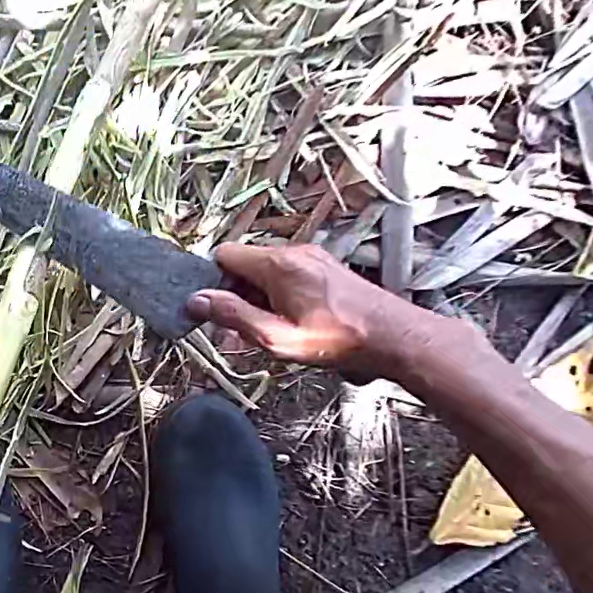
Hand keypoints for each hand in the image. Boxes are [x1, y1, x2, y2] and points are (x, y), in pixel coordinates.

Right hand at [187, 243, 449, 379]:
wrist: (395, 338)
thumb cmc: (337, 339)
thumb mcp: (275, 337)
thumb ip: (233, 315)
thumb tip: (196, 300)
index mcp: (278, 264)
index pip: (224, 255)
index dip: (213, 282)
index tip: (217, 310)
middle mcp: (294, 253)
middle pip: (243, 265)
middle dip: (235, 295)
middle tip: (240, 331)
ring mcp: (312, 258)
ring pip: (264, 272)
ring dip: (256, 300)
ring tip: (268, 331)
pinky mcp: (325, 268)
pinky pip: (285, 276)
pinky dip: (276, 297)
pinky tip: (287, 323)